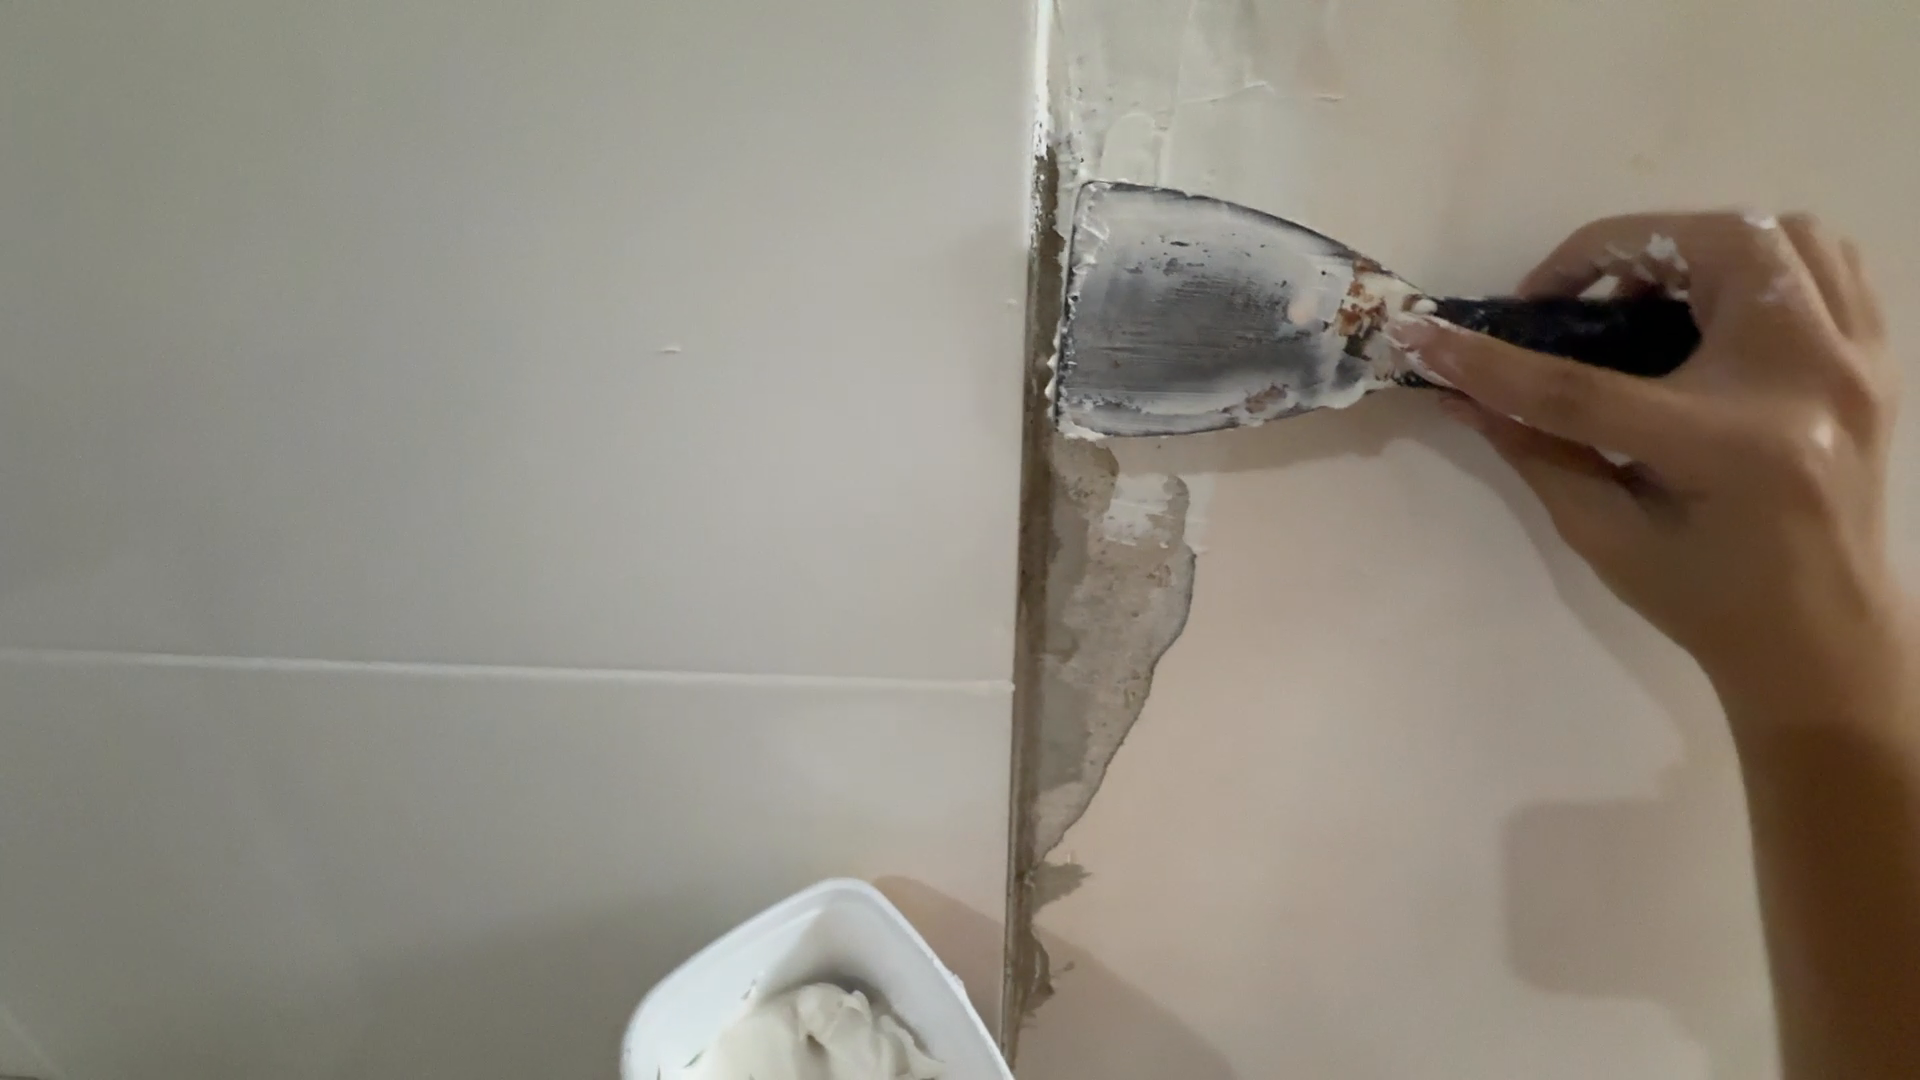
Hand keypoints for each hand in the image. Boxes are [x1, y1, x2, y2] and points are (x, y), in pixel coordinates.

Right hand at [1387, 212, 1903, 717]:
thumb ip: (1530, 448)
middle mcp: (1807, 382)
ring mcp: (1858, 360)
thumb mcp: (1596, 530)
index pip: (1577, 385)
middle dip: (1612, 251)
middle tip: (1553, 299)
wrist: (1823, 631)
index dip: (1486, 360)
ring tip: (1622, 295)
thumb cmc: (1699, 596)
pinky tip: (1687, 304)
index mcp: (1726, 446)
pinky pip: (1821, 261)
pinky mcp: (1870, 356)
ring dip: (1683, 246)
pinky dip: (1741, 260)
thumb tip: (1457, 395)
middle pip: (1719, 250)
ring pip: (1784, 234)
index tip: (1421, 335)